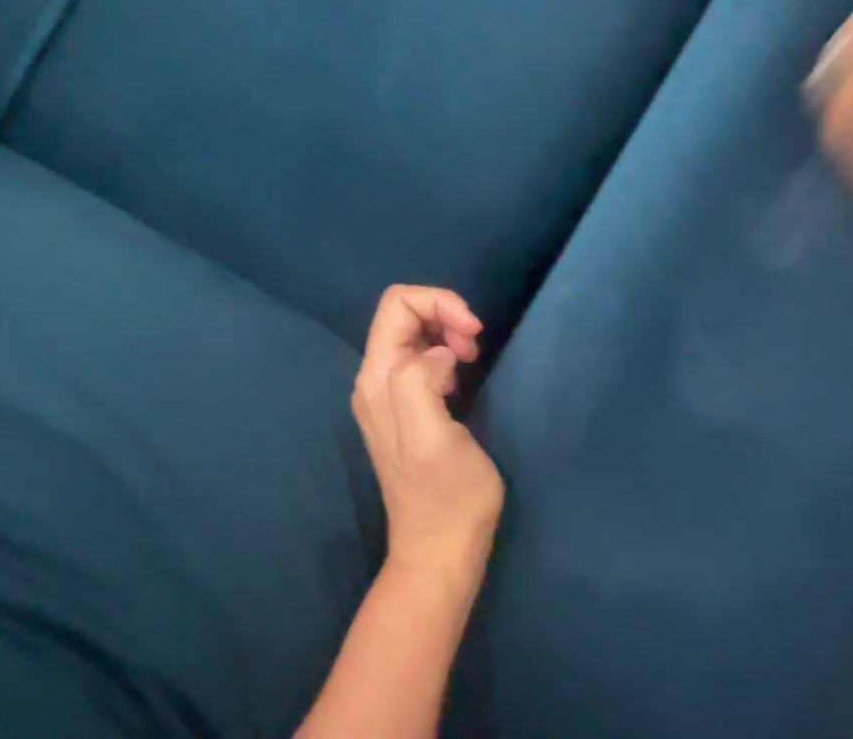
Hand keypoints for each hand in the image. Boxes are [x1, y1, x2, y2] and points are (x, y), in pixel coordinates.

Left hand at [351, 286, 502, 589]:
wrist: (441, 548)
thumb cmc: (447, 496)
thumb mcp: (433, 438)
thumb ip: (422, 382)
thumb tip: (440, 355)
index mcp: (378, 380)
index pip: (398, 303)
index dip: (440, 302)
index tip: (474, 334)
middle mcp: (375, 381)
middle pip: (404, 313)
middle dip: (445, 314)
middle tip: (477, 347)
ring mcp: (390, 396)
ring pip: (415, 333)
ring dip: (449, 332)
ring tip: (474, 360)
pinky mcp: (408, 408)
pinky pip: (422, 356)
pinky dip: (448, 351)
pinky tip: (465, 375)